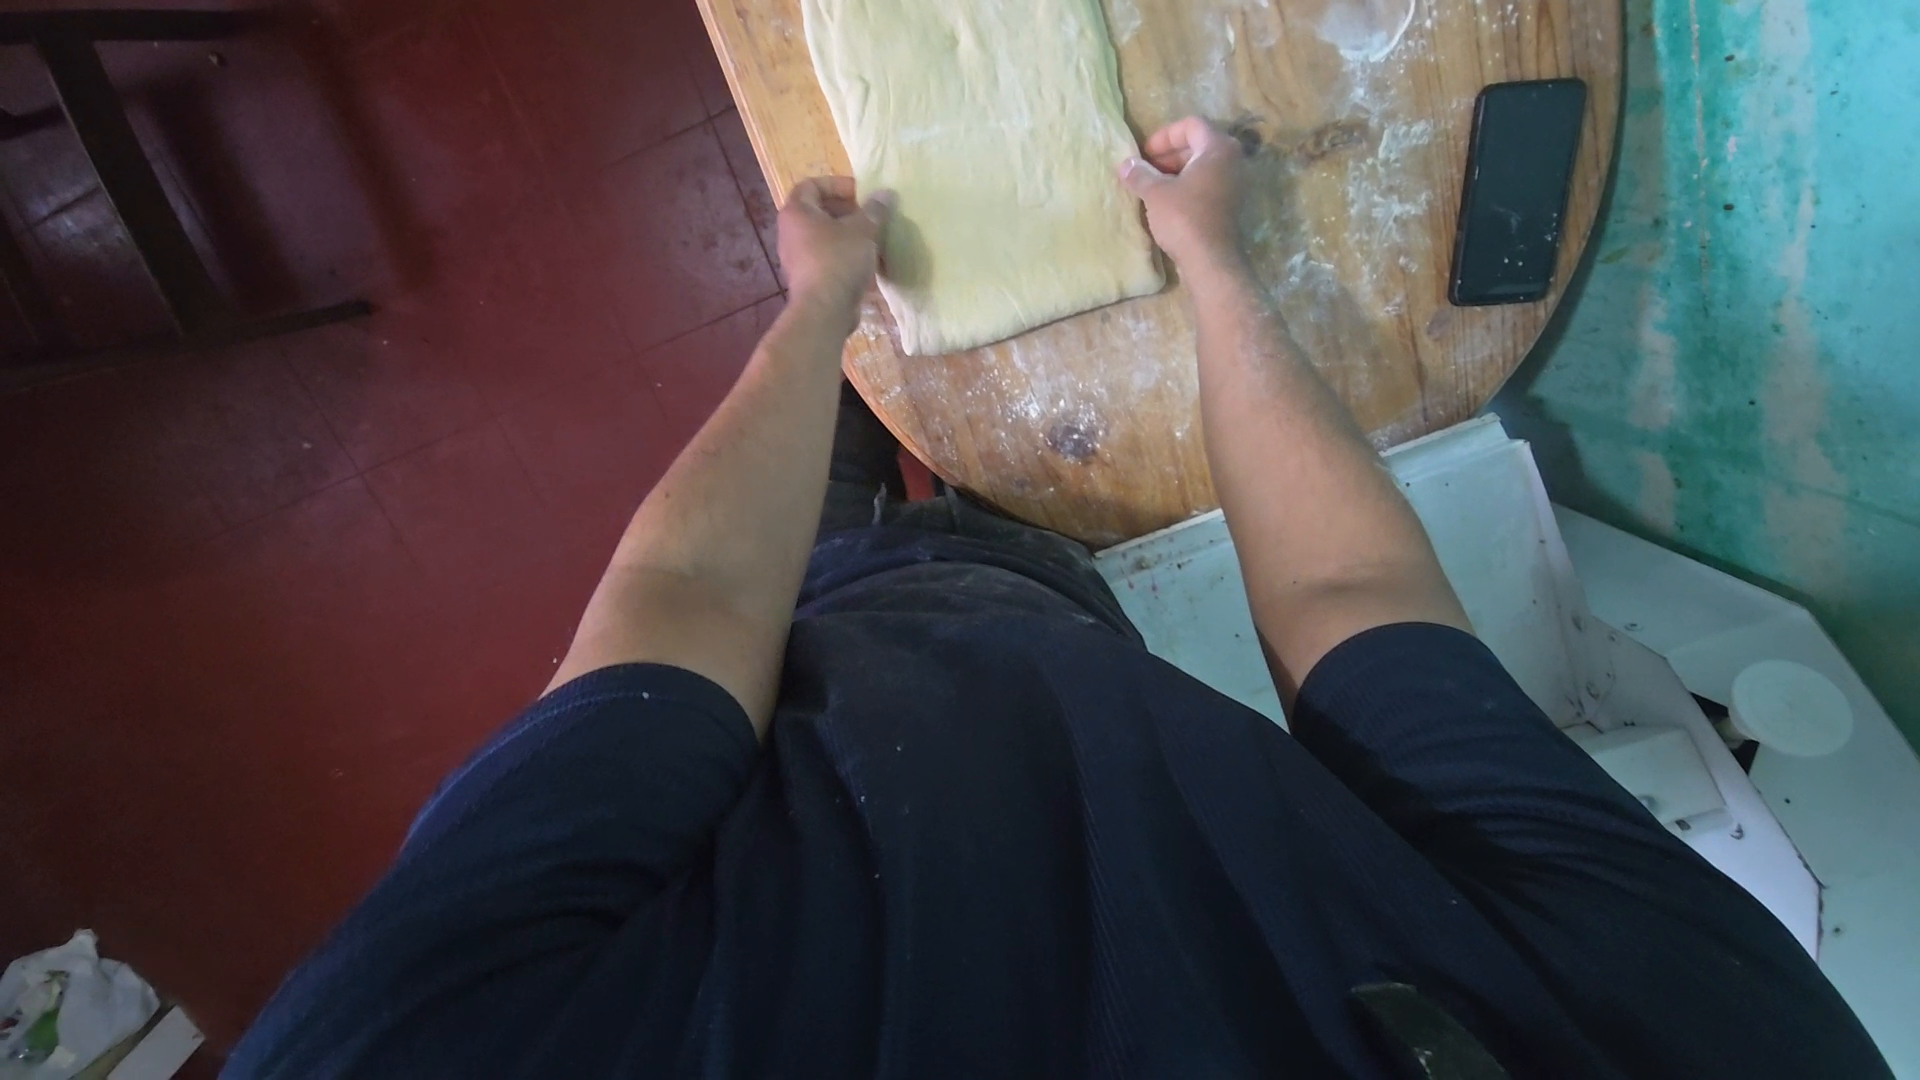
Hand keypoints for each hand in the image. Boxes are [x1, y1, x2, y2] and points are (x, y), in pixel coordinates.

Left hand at [778, 176, 893, 327]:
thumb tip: (886, 194)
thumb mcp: (863, 230)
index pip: (812, 185)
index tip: (862, 194)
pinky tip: (869, 267)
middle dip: (848, 214)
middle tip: (872, 218)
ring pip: (826, 240)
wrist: (825, 311)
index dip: (838, 185)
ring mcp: (798, 260)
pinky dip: (846, 260)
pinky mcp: (809, 282)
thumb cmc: (839, 260)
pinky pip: (829, 262)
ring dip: (850, 238)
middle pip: (820, 214)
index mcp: (797, 212)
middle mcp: (791, 234)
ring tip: (874, 242)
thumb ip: (875, 210)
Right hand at [1117, 117, 1247, 275]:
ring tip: (1151, 186)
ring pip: (1200, 167)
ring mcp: (1233, 182)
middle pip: (1196, 145)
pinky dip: (1186, 186)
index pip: (1190, 125)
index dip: (1163, 136)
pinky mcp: (1229, 204)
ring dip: (1175, 172)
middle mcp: (1231, 159)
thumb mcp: (1155, 193)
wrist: (1209, 259)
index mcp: (1217, 147)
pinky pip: (1205, 184)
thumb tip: (1125, 164)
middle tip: (1145, 170)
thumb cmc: (1183, 218)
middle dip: (1168, 155)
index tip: (1143, 154)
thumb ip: (1140, 174)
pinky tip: (1166, 202)